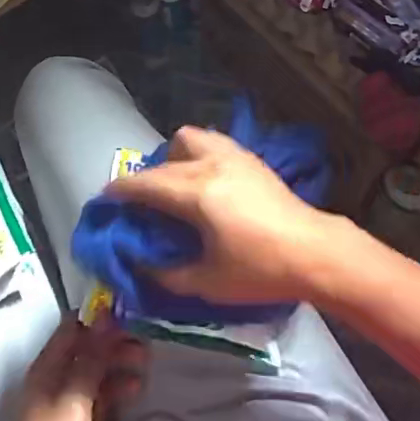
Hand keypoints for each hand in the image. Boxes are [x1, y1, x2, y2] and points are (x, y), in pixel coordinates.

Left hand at [14, 317, 145, 420]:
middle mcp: (54, 376)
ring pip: (94, 372)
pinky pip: (96, 396)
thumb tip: (105, 313)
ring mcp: (64, 401)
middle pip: (86, 348)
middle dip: (115, 342)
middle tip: (144, 344)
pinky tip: (134, 390)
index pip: (72, 325)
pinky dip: (115, 389)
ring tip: (145, 365)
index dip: (99, 316)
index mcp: (47, 365)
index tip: (129, 312)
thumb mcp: (74, 398)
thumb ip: (90, 358)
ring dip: (118, 364)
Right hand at [103, 125, 355, 305]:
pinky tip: (204, 177)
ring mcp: (230, 155)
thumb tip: (142, 265)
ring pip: (187, 138)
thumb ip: (169, 274)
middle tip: (141, 202)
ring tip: (175, 182)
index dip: (120, 190)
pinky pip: (210, 140)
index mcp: (195, 193)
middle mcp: (208, 164)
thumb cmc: (261, 270)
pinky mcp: (248, 156)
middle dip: (144, 178)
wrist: (314, 251)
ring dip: (172, 156)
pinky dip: (196, 152)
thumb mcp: (210, 282)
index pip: (146, 184)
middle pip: (162, 162)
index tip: (105, 197)